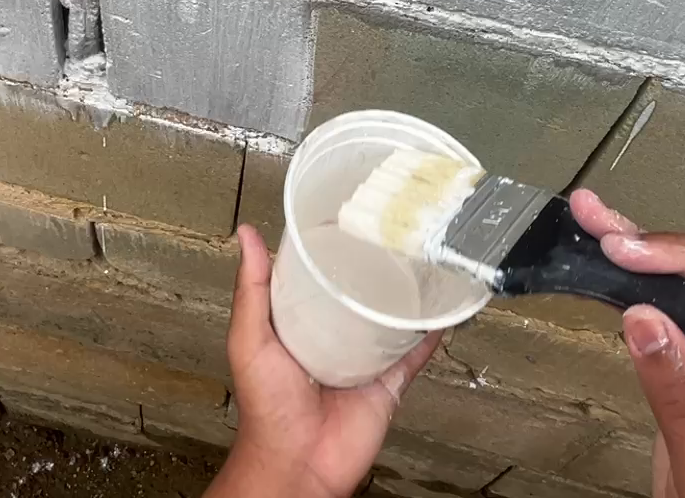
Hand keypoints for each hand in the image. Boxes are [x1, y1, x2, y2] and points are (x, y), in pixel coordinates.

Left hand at [205, 224, 441, 497]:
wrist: (297, 466)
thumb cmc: (265, 409)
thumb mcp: (249, 339)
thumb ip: (251, 288)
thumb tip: (246, 235)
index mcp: (299, 320)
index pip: (314, 275)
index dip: (326, 248)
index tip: (341, 218)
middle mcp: (332, 335)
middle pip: (356, 294)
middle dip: (370, 268)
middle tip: (387, 233)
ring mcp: (362, 358)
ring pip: (388, 319)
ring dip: (402, 297)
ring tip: (417, 262)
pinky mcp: (386, 382)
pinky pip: (412, 355)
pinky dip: (427, 335)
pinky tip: (438, 313)